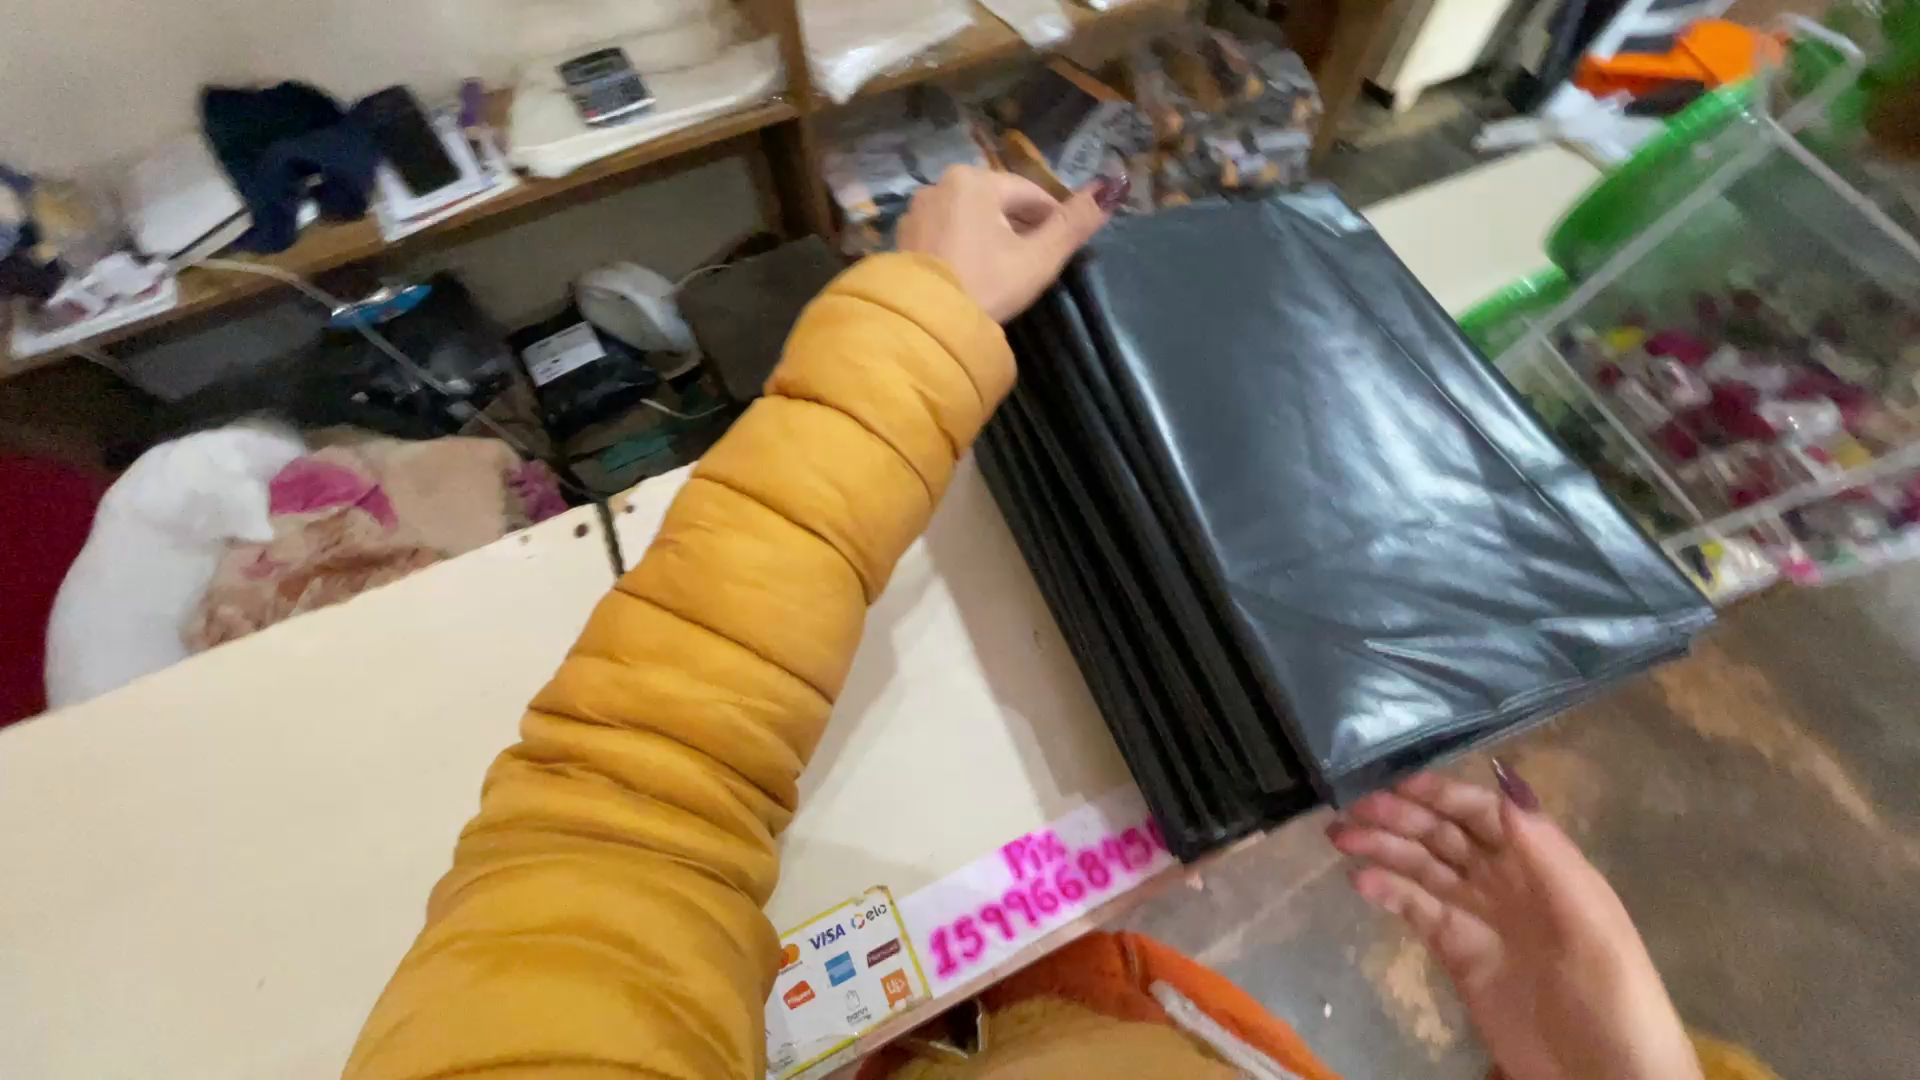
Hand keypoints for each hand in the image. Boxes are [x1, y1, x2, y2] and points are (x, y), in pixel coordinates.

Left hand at [895, 165, 1122, 322]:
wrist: (925, 324)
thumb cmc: (986, 286)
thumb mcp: (1038, 258)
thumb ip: (1074, 224)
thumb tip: (1111, 189)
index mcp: (975, 180)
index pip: (1029, 193)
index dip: (1052, 218)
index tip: (1062, 244)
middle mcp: (940, 184)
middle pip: (995, 203)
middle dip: (1018, 227)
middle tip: (1032, 262)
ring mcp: (916, 212)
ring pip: (967, 219)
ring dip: (988, 237)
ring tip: (1002, 270)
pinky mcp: (901, 240)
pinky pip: (943, 236)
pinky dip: (960, 248)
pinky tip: (970, 274)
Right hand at [1328, 765, 1702, 1079]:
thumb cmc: (1615, 1003)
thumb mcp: (1592, 927)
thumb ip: (1547, 856)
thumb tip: (1506, 783)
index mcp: (1542, 866)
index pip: (1483, 814)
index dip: (1441, 795)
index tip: (1398, 783)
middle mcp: (1504, 880)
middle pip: (1443, 834)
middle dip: (1399, 815)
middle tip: (1353, 808)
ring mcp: (1475, 914)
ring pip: (1420, 864)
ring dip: (1381, 846)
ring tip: (1340, 837)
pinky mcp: (1453, 947)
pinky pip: (1413, 907)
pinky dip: (1385, 890)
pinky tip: (1361, 882)